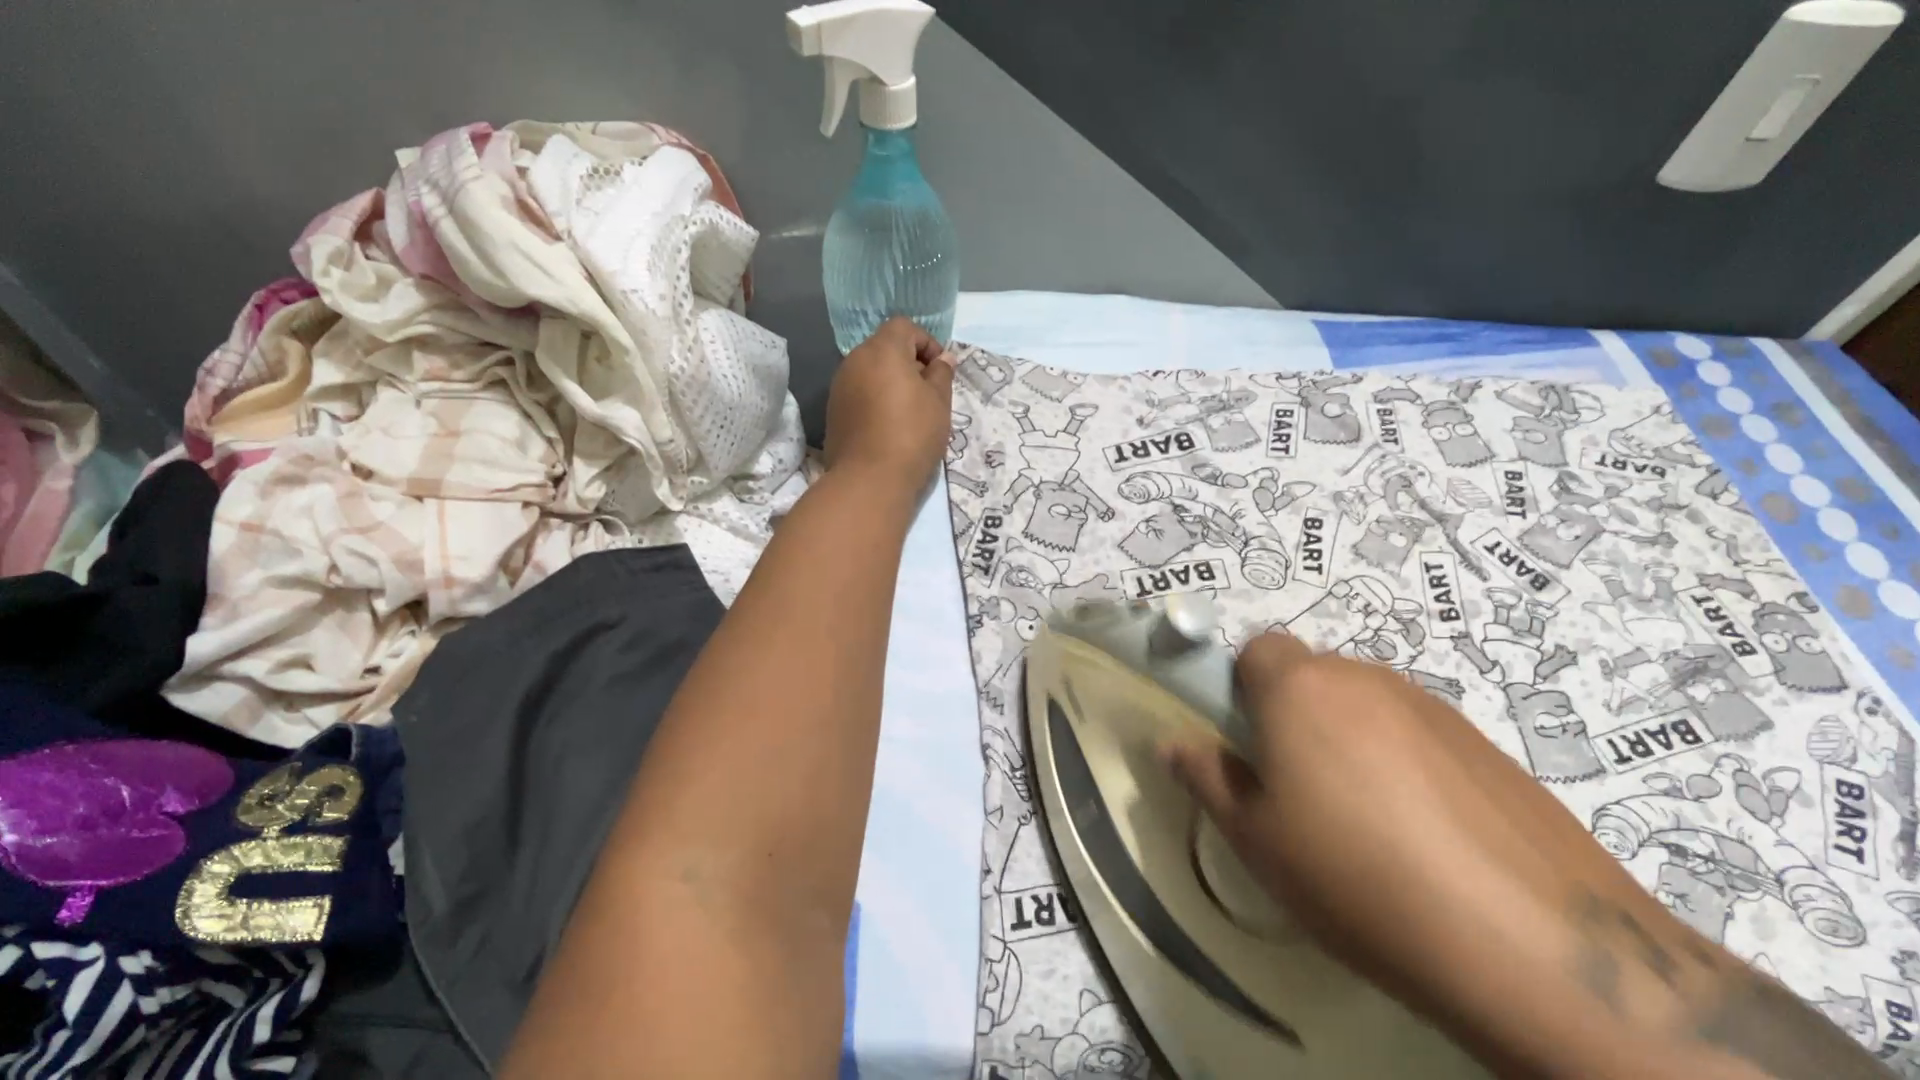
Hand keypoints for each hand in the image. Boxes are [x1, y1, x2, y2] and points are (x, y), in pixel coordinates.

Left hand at [823, 317, 955, 493]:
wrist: (869, 479)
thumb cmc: (913, 434)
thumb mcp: (939, 401)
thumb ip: (941, 373)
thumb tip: (942, 359)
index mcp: (882, 350)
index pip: (904, 327)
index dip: (926, 342)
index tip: (939, 369)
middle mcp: (854, 360)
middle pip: (884, 347)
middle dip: (907, 362)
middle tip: (927, 391)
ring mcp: (839, 386)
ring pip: (869, 371)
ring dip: (890, 382)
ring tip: (909, 411)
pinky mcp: (833, 411)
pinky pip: (858, 393)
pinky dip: (874, 399)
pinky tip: (888, 426)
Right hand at [1161, 633, 1715, 1071]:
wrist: (1527, 939)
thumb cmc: (1355, 878)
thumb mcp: (1257, 840)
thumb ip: (1208, 778)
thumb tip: (1175, 741)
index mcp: (1300, 688)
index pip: (1256, 650)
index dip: (1241, 690)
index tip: (1246, 747)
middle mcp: (1367, 679)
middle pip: (1313, 676)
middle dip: (1293, 717)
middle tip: (1295, 794)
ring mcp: (1434, 708)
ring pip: (1366, 707)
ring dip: (1349, 742)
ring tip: (1363, 824)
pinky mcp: (1486, 744)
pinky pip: (1418, 737)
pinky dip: (1404, 765)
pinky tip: (1421, 836)